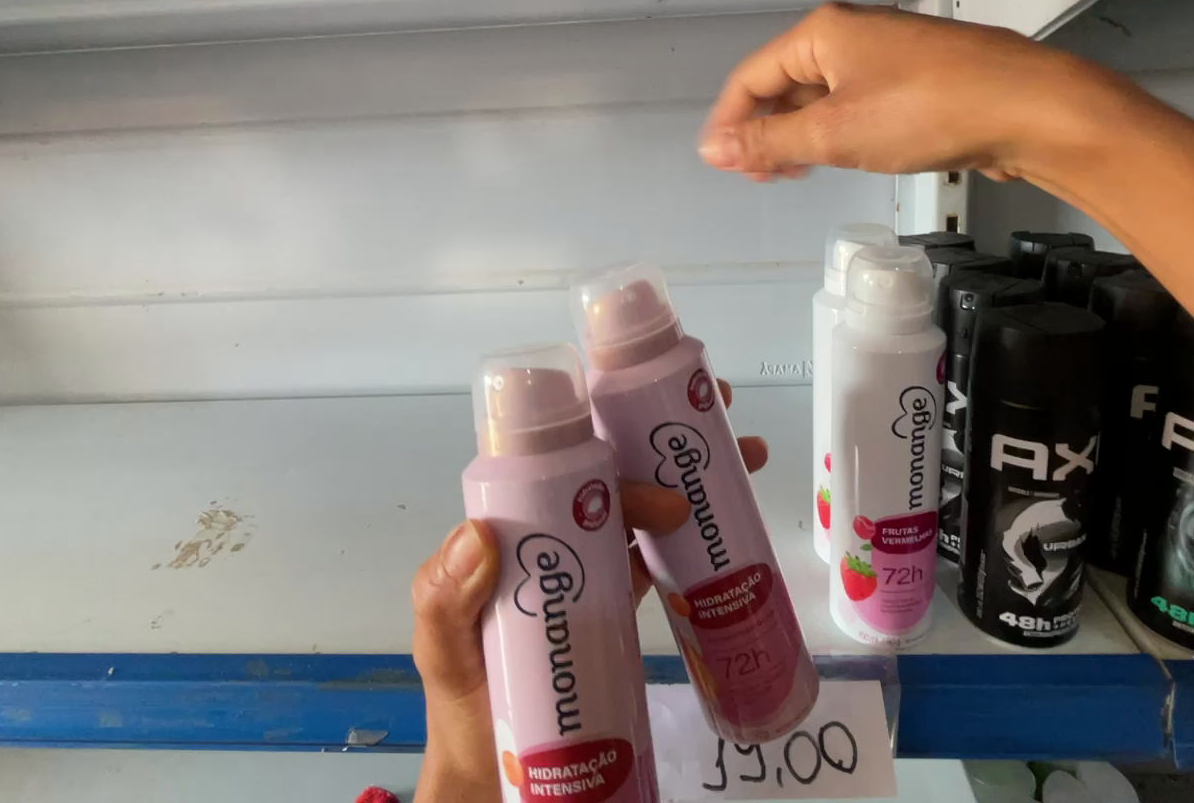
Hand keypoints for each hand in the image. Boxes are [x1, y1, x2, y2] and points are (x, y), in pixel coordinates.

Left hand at [411, 381, 767, 802]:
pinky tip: (728, 528)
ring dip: (694, 476)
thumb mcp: (444, 647)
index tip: (667, 427)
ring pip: (646, 505)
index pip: (571, 465)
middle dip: (674, 440)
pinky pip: (657, 555)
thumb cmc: (465, 696)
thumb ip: (446, 600)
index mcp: (519, 521)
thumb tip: (478, 533)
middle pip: (620, 472)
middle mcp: (556, 529)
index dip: (618, 433)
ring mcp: (590, 561)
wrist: (499, 767)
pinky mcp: (615, 596)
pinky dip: (693, 537)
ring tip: (748, 458)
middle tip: (727, 427)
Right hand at [697, 2, 1138, 182]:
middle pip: (784, 83)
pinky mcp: (912, 78)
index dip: (730, 123)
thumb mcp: (834, 134)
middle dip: (765, 131)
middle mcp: (849, 33)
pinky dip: (834, 131)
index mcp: (821, 32)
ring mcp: (884, 55)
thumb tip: (711, 148)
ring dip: (797, 135)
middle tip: (757, 178)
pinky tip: (836, 157)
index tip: (723, 167)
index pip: (751, 77)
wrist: (1027, 108)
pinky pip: (854, 103)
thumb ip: (770, 142)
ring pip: (820, 96)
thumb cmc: (922, 113)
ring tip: (789, 175)